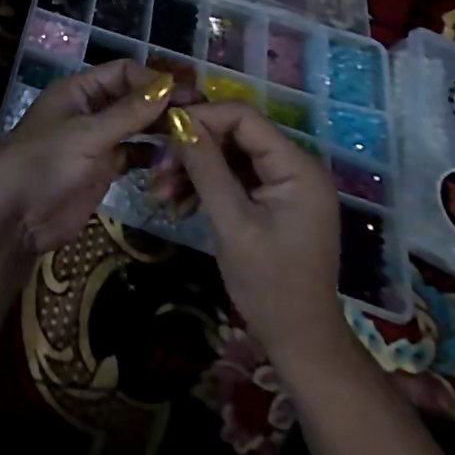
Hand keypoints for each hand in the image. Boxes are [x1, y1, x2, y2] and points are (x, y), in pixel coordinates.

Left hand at [0, 60, 177, 253]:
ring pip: (138, 128)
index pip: (123, 73)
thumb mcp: (87, 134)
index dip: (154, 81)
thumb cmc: (44, 162)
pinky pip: (136, 155)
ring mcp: (97, 140)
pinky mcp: (104, 168)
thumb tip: (168, 86)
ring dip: (163, 134)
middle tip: (204, 121)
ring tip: (194, 144)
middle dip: (164, 107)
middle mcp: (89, 110)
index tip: (190, 96)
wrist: (16, 214)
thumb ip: (128, 113)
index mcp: (77, 90)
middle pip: (134, 99)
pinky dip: (154, 158)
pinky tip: (175, 166)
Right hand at [153, 102, 349, 360]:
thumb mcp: (232, 222)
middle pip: (232, 135)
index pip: (244, 117)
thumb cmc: (269, 283)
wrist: (297, 337)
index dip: (201, 117)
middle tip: (157, 172)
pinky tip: (177, 205)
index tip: (163, 133)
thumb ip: (206, 168)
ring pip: (226, 156)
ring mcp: (282, 184)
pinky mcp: (269, 200)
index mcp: (297, 168)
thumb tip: (179, 121)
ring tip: (160, 194)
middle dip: (192, 149)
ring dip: (191, 170)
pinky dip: (202, 187)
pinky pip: (230, 177)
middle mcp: (294, 167)